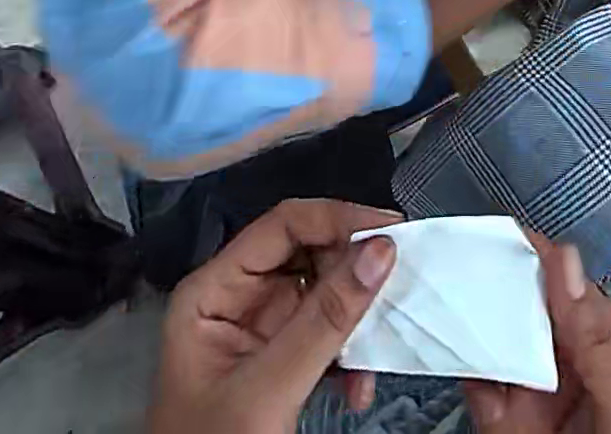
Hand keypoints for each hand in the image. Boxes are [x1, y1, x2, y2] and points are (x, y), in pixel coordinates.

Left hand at [149, 199, 401, 433]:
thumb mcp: (267, 391)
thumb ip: (324, 321)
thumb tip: (378, 252)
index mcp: (215, 288)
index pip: (282, 226)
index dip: (336, 219)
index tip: (389, 228)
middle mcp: (237, 297)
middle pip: (306, 253)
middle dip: (351, 269)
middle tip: (395, 281)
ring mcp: (260, 330)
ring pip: (322, 292)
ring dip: (356, 315)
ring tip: (382, 337)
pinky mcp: (282, 362)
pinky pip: (326, 333)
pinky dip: (351, 353)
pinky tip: (359, 385)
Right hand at [463, 238, 610, 433]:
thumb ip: (592, 336)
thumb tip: (563, 256)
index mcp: (610, 348)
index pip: (567, 288)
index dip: (532, 256)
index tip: (494, 232)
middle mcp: (568, 363)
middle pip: (524, 308)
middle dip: (491, 282)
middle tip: (454, 256)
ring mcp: (536, 395)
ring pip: (495, 340)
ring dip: (468, 317)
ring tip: (439, 289)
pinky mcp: (506, 424)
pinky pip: (478, 384)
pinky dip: (460, 363)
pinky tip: (445, 342)